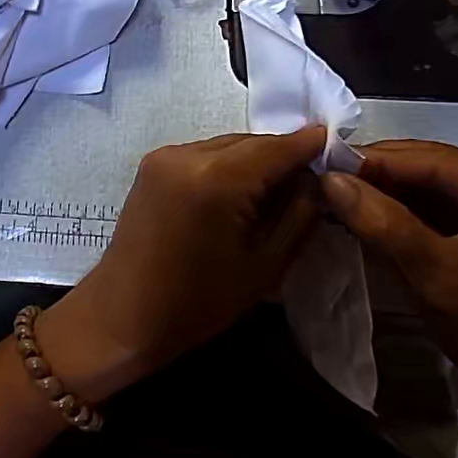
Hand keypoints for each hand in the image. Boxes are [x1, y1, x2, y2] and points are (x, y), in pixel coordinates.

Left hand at [36, 128, 326, 400]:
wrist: (123, 314)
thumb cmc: (197, 303)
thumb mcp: (265, 265)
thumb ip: (298, 213)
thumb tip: (315, 177)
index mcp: (216, 179)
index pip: (275, 147)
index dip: (308, 145)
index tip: (335, 143)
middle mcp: (187, 155)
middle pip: (250, 142)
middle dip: (281, 156)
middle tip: (309, 180)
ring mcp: (165, 156)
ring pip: (227, 145)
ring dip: (253, 161)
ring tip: (273, 192)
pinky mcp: (152, 164)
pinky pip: (204, 154)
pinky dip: (227, 166)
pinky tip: (236, 194)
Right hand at [319, 141, 457, 408]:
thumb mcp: (440, 279)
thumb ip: (386, 225)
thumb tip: (329, 179)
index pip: (445, 164)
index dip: (383, 159)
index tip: (328, 160)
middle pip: (441, 173)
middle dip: (383, 175)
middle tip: (328, 175)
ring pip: (437, 192)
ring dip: (389, 193)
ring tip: (339, 190)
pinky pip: (442, 213)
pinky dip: (403, 214)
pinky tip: (367, 211)